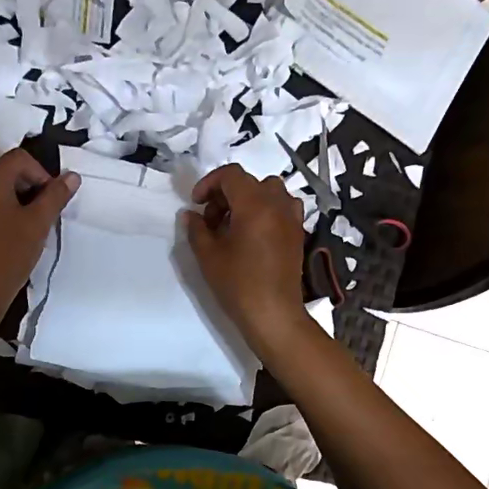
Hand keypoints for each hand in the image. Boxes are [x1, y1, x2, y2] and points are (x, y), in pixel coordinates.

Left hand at [0, 149, 77, 325]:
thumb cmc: (8, 255)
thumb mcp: (38, 224)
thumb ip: (55, 197)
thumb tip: (71, 177)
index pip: (18, 157)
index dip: (42, 173)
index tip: (51, 200)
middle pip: (6, 172)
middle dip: (31, 188)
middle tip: (44, 216)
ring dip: (18, 203)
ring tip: (30, 230)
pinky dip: (3, 215)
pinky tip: (12, 241)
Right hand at [182, 164, 305, 340]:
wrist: (274, 314)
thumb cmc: (239, 284)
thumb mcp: (208, 256)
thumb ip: (197, 229)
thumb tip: (191, 215)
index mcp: (255, 204)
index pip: (231, 175)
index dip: (209, 183)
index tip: (197, 203)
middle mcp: (278, 203)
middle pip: (249, 182)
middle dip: (226, 195)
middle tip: (211, 220)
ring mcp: (292, 217)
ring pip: (268, 192)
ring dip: (247, 200)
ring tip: (233, 225)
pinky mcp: (298, 232)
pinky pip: (281, 207)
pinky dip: (265, 211)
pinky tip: (253, 234)